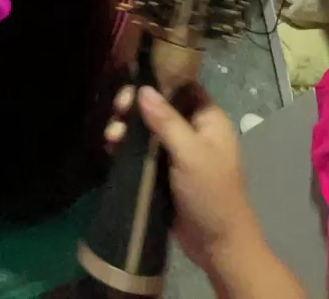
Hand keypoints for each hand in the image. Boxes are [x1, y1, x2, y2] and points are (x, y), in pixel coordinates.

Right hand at [105, 83, 261, 274]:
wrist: (217, 248)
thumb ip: (166, 121)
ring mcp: (175, 151)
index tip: (133, 82)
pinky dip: (125, 146)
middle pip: (158, 105)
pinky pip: (140, 150)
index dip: (159, 80)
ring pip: (145, 127)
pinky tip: (110, 147)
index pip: (182, 85)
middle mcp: (191, 130)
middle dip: (135, 106)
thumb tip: (143, 88)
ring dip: (126, 127)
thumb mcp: (191, 154)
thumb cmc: (212, 195)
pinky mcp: (161, 171)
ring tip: (111, 136)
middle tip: (117, 110)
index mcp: (208, 119)